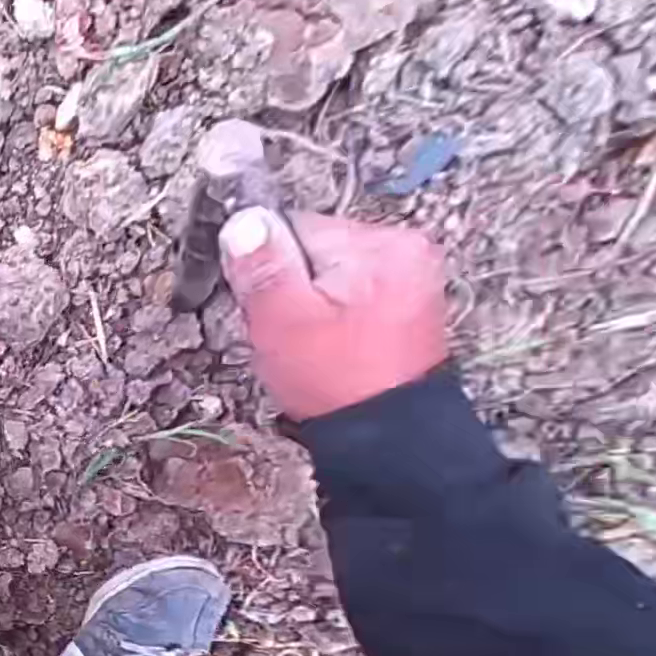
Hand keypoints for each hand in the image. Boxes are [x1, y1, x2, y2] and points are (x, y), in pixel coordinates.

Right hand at [220, 207, 447, 419]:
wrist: (385, 434)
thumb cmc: (334, 380)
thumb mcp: (283, 321)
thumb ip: (263, 268)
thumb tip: (244, 220)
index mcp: (375, 246)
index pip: (292, 227)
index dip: (265, 269)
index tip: (265, 305)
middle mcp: (402, 249)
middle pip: (312, 249)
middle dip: (287, 287)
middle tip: (287, 330)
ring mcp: (410, 275)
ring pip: (327, 273)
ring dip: (306, 301)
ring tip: (309, 342)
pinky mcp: (407, 300)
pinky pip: (349, 291)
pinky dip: (329, 313)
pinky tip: (327, 343)